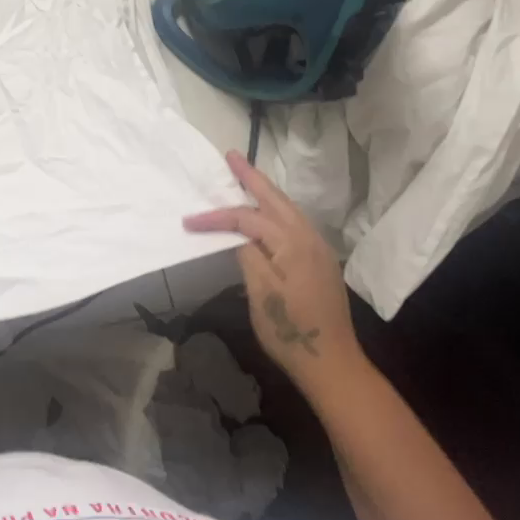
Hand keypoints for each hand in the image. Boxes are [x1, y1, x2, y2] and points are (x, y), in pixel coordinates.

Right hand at [184, 151, 363, 388]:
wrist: (331, 363)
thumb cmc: (291, 330)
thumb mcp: (261, 294)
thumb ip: (249, 256)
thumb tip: (239, 235)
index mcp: (294, 243)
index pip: (248, 219)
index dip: (216, 217)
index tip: (187, 222)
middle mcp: (310, 239)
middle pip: (276, 201)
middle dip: (252, 178)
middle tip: (231, 156)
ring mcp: (318, 251)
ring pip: (287, 212)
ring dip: (264, 193)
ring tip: (244, 177)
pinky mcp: (318, 264)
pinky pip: (292, 226)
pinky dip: (273, 213)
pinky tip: (263, 215)